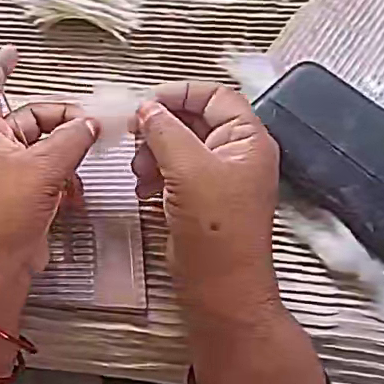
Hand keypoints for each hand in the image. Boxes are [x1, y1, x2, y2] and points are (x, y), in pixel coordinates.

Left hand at [0, 47, 98, 320]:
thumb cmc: (1, 215)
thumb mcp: (41, 170)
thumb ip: (70, 140)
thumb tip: (89, 124)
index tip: (14, 52)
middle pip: (30, 119)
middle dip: (60, 121)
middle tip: (89, 127)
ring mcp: (8, 173)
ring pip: (44, 148)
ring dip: (66, 154)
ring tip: (82, 164)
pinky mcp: (22, 195)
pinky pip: (48, 174)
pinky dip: (64, 178)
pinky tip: (75, 192)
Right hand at [132, 82, 282, 324]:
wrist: (220, 289)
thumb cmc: (220, 236)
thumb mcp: (189, 171)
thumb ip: (166, 131)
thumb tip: (148, 109)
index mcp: (247, 140)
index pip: (215, 96)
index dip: (181, 94)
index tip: (149, 102)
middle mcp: (235, 155)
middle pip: (193, 121)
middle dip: (161, 127)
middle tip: (136, 133)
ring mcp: (218, 178)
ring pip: (179, 146)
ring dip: (153, 152)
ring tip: (140, 168)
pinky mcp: (200, 199)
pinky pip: (174, 172)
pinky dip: (155, 174)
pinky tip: (144, 187)